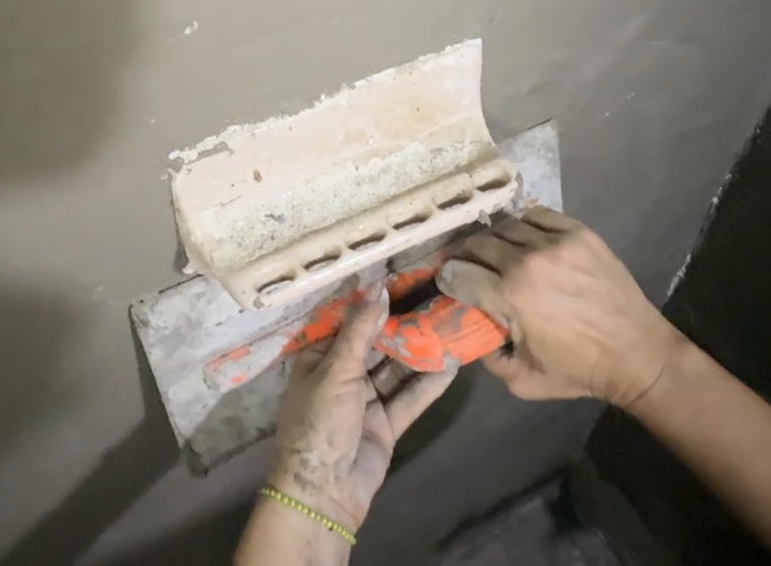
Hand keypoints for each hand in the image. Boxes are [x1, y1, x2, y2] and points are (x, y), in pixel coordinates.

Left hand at [267, 287, 458, 530]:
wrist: (322, 493)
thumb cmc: (318, 422)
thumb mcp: (336, 370)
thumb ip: (360, 330)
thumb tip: (377, 287)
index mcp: (320, 358)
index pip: (350, 322)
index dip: (374, 302)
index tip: (402, 278)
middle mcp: (342, 374)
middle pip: (377, 344)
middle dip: (403, 326)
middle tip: (435, 300)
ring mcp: (365, 400)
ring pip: (396, 369)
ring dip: (420, 352)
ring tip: (450, 326)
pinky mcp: (386, 424)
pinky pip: (409, 398)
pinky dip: (428, 383)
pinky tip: (451, 364)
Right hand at [437, 206, 683, 407]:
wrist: (638, 354)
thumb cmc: (579, 371)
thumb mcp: (523, 381)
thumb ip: (487, 357)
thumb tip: (467, 330)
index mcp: (511, 296)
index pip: (458, 272)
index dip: (446, 277)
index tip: (446, 281)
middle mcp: (527, 261)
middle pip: (477, 243)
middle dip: (464, 254)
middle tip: (464, 264)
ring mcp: (555, 242)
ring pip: (505, 225)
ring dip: (493, 238)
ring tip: (494, 250)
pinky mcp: (578, 232)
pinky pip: (537, 215)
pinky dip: (524, 225)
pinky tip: (524, 239)